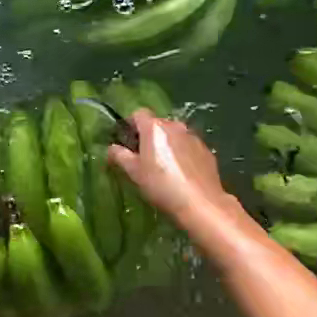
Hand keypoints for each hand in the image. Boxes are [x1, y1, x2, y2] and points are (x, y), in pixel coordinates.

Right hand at [107, 111, 240, 230]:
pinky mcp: (205, 149)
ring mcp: (193, 136)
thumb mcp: (135, 173)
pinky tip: (181, 173)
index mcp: (155, 127)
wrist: (200, 202)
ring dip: (166, 144)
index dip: (130, 125)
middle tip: (142, 158)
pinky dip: (182, 153)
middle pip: (157, 124)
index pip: (138, 114)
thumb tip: (111, 148)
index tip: (126, 142)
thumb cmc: (161, 185)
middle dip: (148, 136)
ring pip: (174, 134)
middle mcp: (175, 125)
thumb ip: (121, 156)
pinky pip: (188, 146)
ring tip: (163, 168)